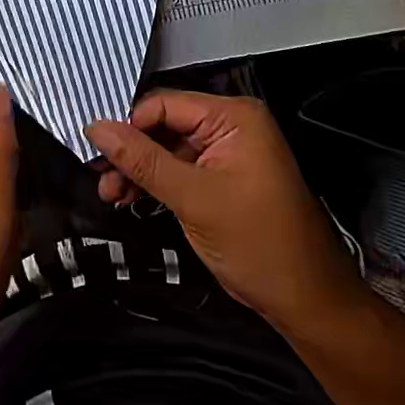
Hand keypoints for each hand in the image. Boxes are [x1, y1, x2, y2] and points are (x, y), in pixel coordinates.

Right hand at [87, 90, 359, 331]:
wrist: (306, 299)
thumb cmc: (263, 246)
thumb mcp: (193, 199)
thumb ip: (142, 160)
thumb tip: (99, 129)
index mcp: (234, 117)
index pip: (163, 104)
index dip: (128, 126)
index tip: (98, 152)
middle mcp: (231, 126)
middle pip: (162, 125)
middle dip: (130, 152)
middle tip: (102, 178)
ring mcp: (227, 152)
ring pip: (166, 148)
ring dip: (137, 171)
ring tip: (112, 195)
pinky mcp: (221, 177)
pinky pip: (178, 168)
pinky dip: (154, 183)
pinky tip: (133, 198)